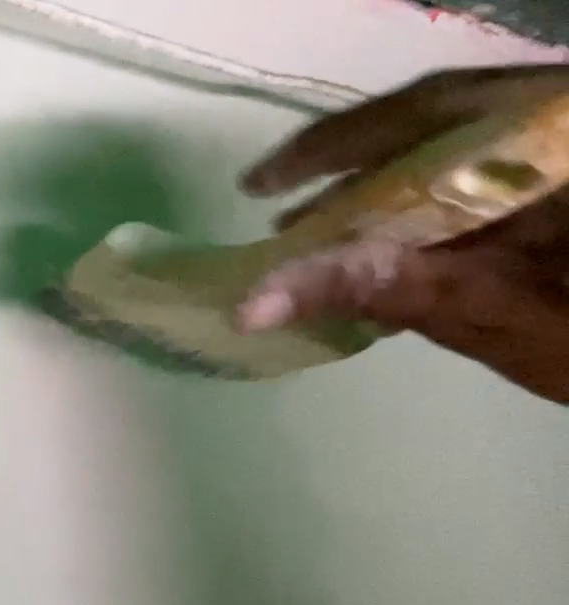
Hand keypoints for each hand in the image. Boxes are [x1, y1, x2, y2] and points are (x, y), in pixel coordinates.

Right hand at [234, 65, 568, 404]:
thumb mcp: (493, 313)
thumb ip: (379, 289)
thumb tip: (250, 302)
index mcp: (563, 137)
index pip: (433, 110)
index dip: (333, 143)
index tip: (258, 185)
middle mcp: (568, 125)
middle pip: (444, 122)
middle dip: (351, 170)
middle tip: (278, 210)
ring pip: (466, 146)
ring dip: (383, 189)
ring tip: (316, 233)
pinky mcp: (567, 188)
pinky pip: (492, 171)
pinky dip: (427, 204)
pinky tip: (386, 241)